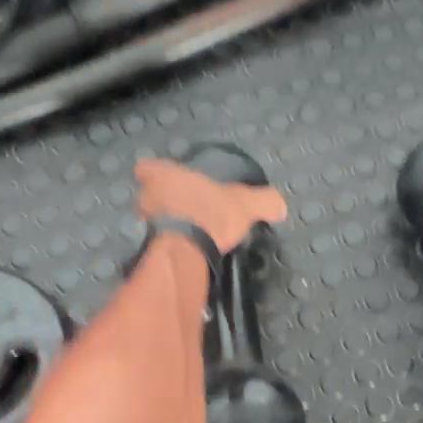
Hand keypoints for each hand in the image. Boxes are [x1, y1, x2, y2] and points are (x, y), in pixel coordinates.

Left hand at [135, 158, 287, 251]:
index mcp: (165, 174)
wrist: (188, 250)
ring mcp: (143, 223)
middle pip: (147, 195)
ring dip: (163, 226)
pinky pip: (155, 244)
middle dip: (161, 203)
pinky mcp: (146, 248)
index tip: (167, 183)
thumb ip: (263, 201)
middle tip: (181, 212)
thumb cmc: (212, 213)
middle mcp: (147, 194)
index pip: (147, 167)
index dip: (156, 175)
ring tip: (184, 236)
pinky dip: (166, 247)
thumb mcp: (246, 204)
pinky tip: (183, 254)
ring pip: (149, 220)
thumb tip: (280, 206)